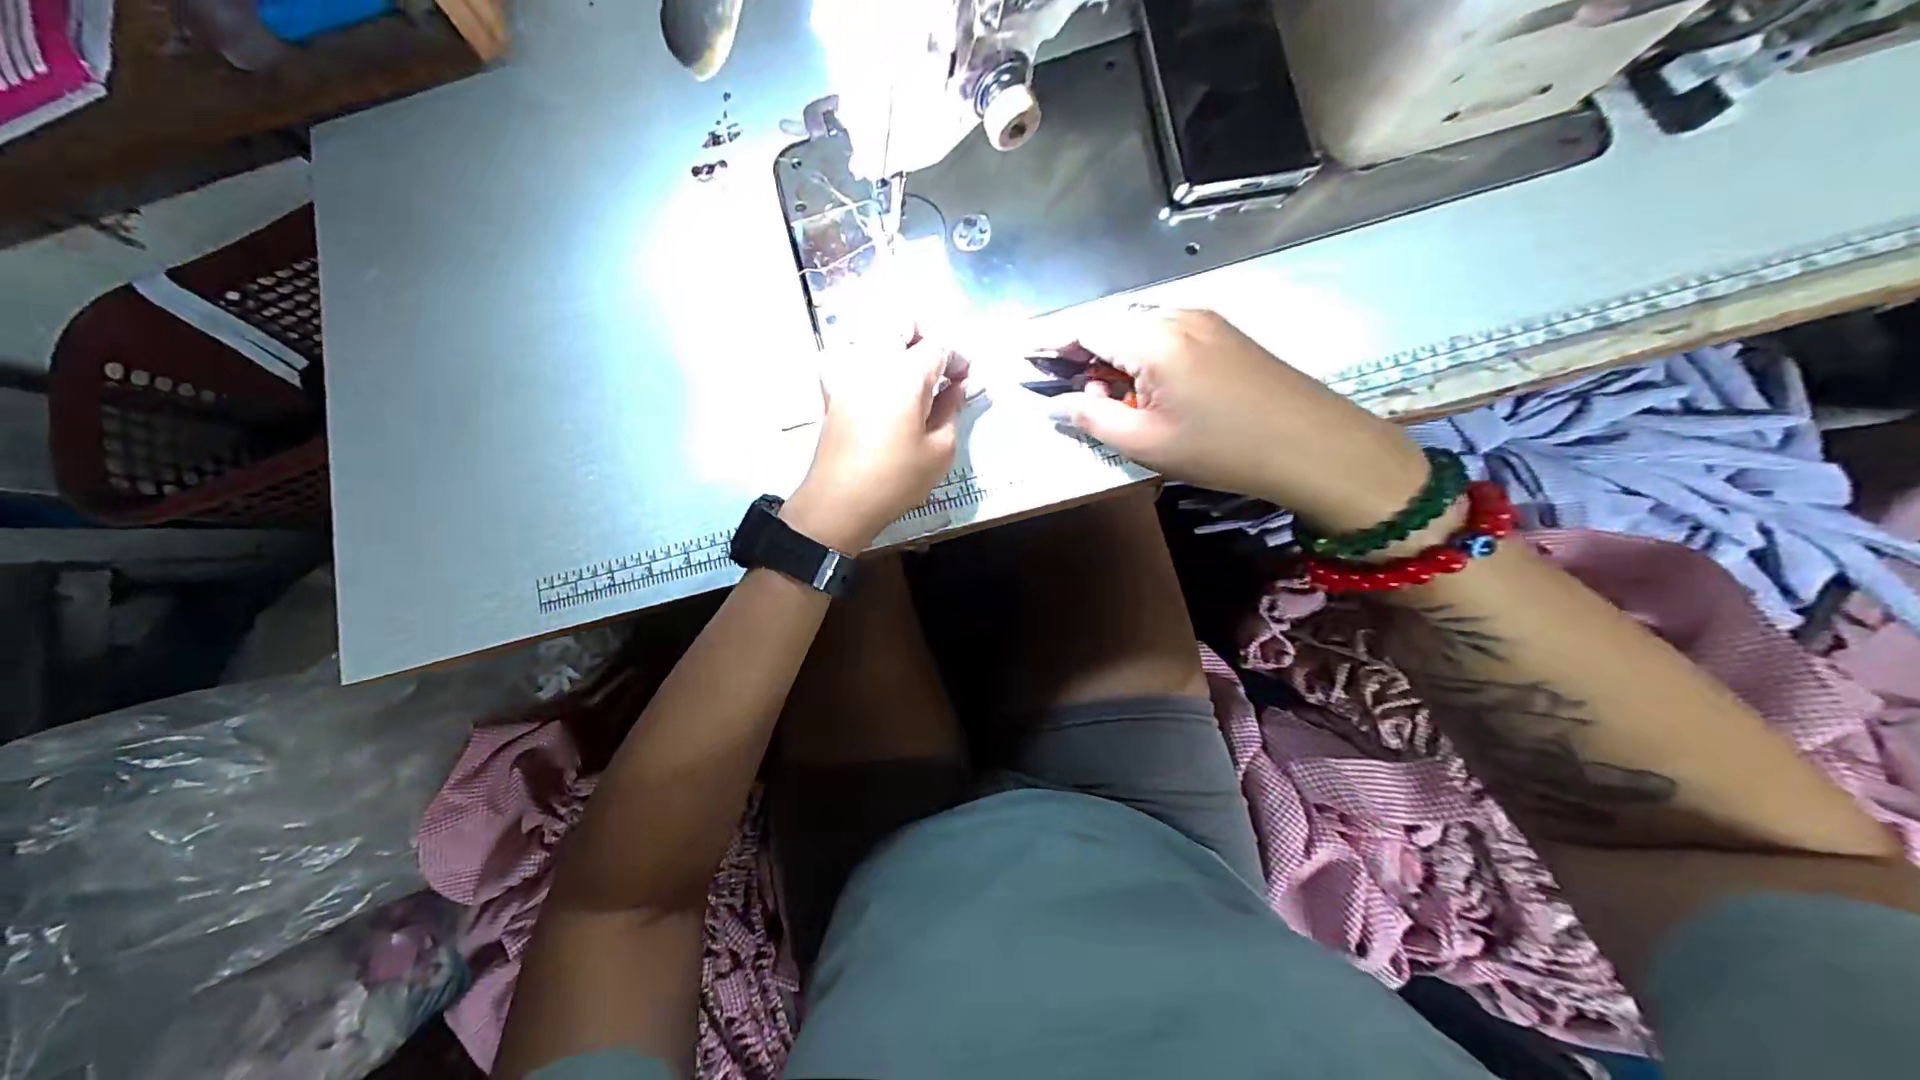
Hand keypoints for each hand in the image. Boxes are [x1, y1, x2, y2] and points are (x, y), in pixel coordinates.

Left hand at [782, 339, 968, 551]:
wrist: (840, 501)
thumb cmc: (896, 478)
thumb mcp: (940, 450)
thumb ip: (951, 410)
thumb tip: (957, 387)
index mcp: (906, 373)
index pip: (940, 345)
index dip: (958, 359)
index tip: (966, 379)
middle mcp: (873, 360)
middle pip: (900, 322)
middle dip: (925, 335)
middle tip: (938, 364)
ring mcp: (847, 371)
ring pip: (871, 331)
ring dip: (895, 339)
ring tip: (910, 368)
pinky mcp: (831, 387)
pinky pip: (847, 353)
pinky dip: (864, 354)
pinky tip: (875, 377)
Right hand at [1040, 308, 1429, 532]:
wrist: (1312, 444)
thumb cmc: (1220, 448)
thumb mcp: (1145, 441)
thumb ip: (1091, 416)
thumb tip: (1054, 404)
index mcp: (1151, 337)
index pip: (1082, 327)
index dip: (1050, 344)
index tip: (1026, 361)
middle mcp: (1175, 314)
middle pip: (1109, 323)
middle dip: (1081, 351)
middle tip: (1066, 388)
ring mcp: (1204, 318)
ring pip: (1138, 327)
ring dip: (1113, 354)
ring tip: (1108, 394)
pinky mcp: (1223, 331)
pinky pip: (1166, 332)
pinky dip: (1142, 353)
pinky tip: (1146, 387)